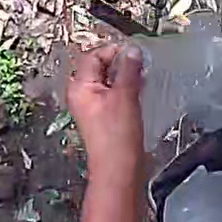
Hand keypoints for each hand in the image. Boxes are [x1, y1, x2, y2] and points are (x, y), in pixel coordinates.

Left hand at [66, 43, 145, 177]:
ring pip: (110, 80)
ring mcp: (95, 106)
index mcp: (80, 88)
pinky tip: (140, 91)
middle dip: (121, 64)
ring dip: (126, 76)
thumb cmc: (116, 139)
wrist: (120, 170)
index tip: (133, 52)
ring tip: (142, 77)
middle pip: (101, 67)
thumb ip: (129, 70)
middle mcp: (84, 95)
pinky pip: (116, 93)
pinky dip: (127, 88)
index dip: (113, 51)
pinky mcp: (107, 116)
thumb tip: (132, 51)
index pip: (93, 56)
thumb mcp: (125, 96)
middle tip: (140, 64)